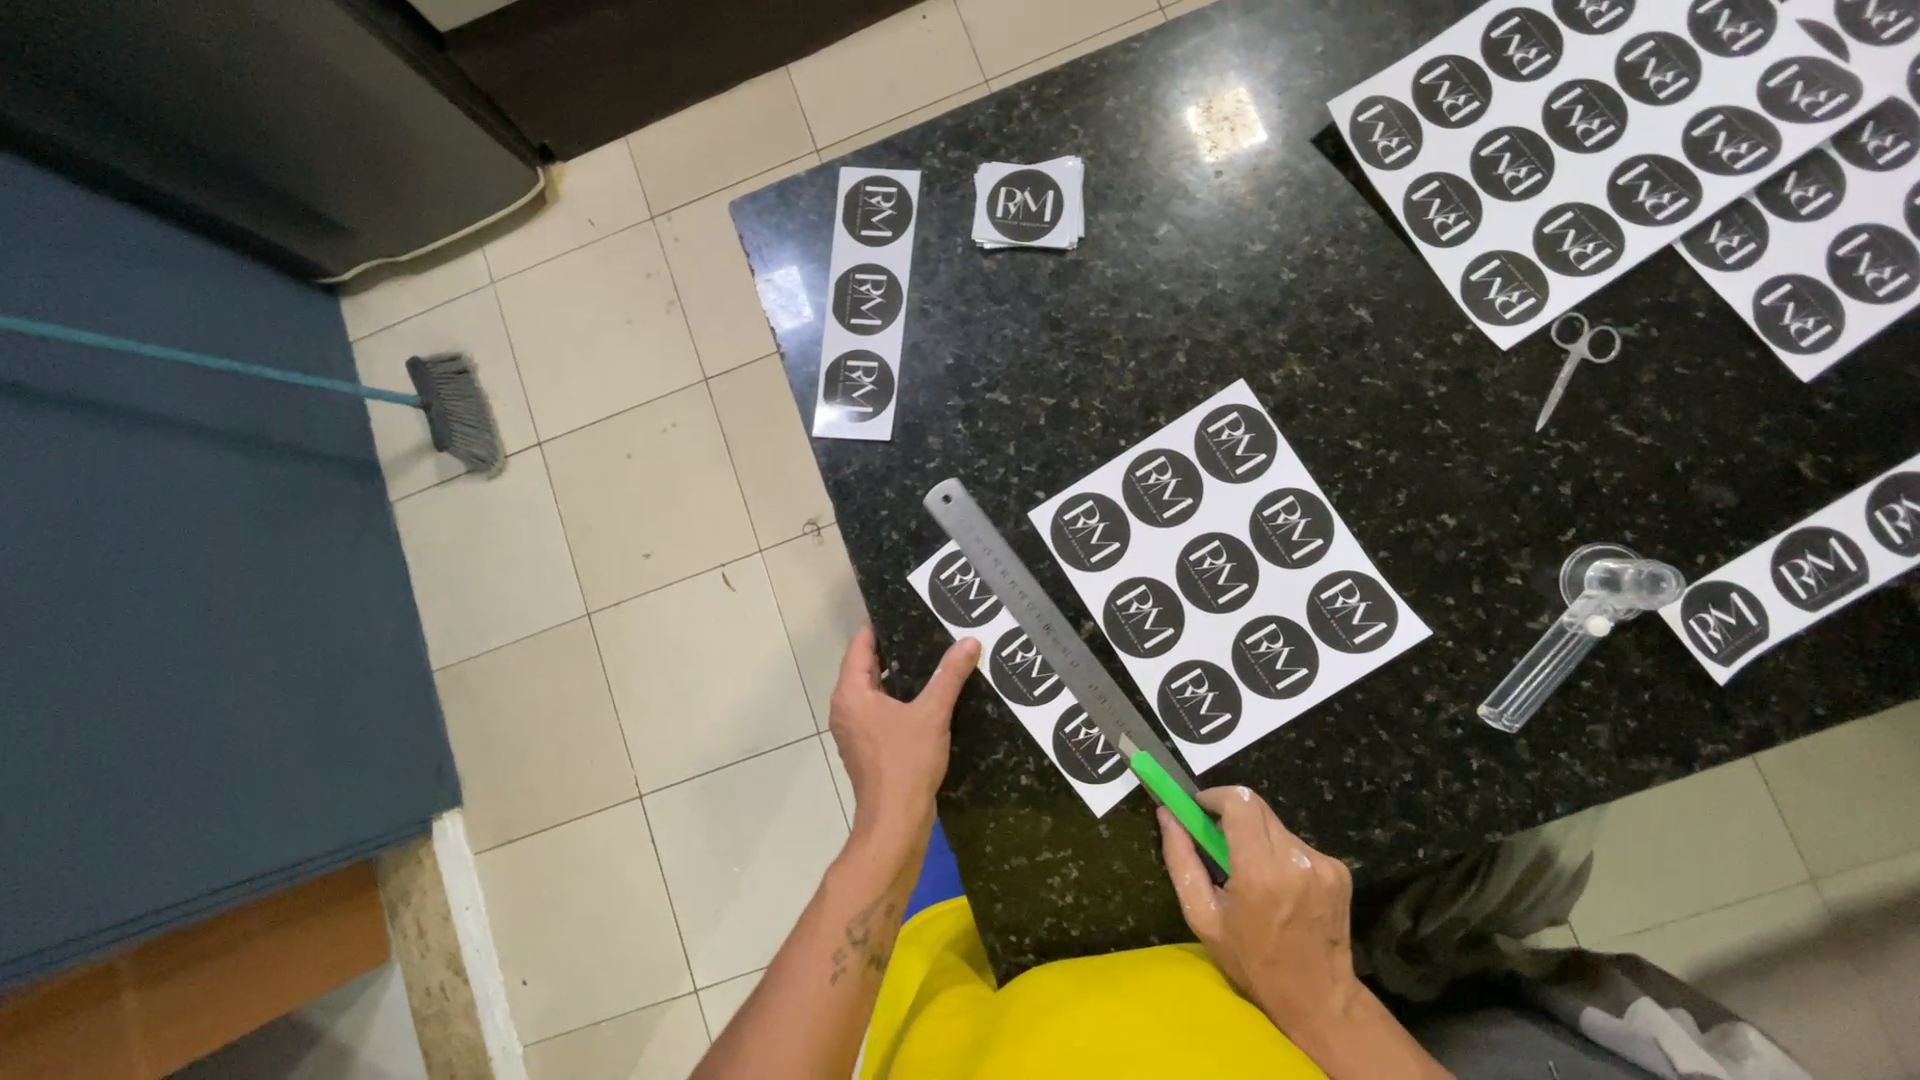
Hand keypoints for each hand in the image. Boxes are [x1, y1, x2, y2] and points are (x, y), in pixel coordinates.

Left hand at [829, 625, 979, 850]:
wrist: (895, 820)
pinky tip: (928, 695)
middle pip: (865, 666)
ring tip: (931, 656)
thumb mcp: (932, 713)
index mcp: (851, 693)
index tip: (902, 608)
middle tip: (925, 628)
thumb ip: (949, 675)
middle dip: (893, 649)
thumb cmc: (906, 763)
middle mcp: (845, 708)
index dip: (879, 626)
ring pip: (873, 690)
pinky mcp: (867, 747)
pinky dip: (898, 698)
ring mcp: (854, 729)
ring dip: (898, 675)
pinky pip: (879, 710)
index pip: (860, 646)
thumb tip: (969, 642)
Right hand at [1158, 787, 1363, 1034]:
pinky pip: (1297, 845)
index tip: (1200, 806)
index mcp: (1260, 873)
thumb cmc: (1251, 962)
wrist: (1318, 999)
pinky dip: (1280, 855)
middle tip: (1218, 841)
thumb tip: (1166, 814)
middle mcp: (1295, 860)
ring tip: (1251, 875)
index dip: (1216, 796)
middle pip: (1258, 808)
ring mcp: (1323, 864)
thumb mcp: (1203, 917)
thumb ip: (1181, 860)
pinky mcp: (1339, 870)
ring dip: (1257, 838)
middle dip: (1233, 815)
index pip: (1240, 803)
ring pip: (1276, 826)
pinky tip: (1280, 888)